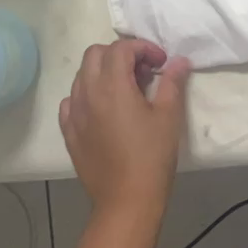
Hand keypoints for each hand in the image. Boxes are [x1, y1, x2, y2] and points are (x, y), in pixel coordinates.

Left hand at [59, 40, 191, 221]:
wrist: (126, 199)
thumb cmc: (152, 156)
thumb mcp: (169, 116)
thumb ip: (172, 83)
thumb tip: (179, 61)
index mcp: (112, 86)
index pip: (121, 48)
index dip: (143, 48)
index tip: (161, 63)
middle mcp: (87, 93)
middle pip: (95, 54)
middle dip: (120, 54)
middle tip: (143, 72)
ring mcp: (74, 113)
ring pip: (81, 76)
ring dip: (104, 73)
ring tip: (127, 91)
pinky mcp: (69, 131)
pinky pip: (71, 101)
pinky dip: (88, 95)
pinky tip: (105, 110)